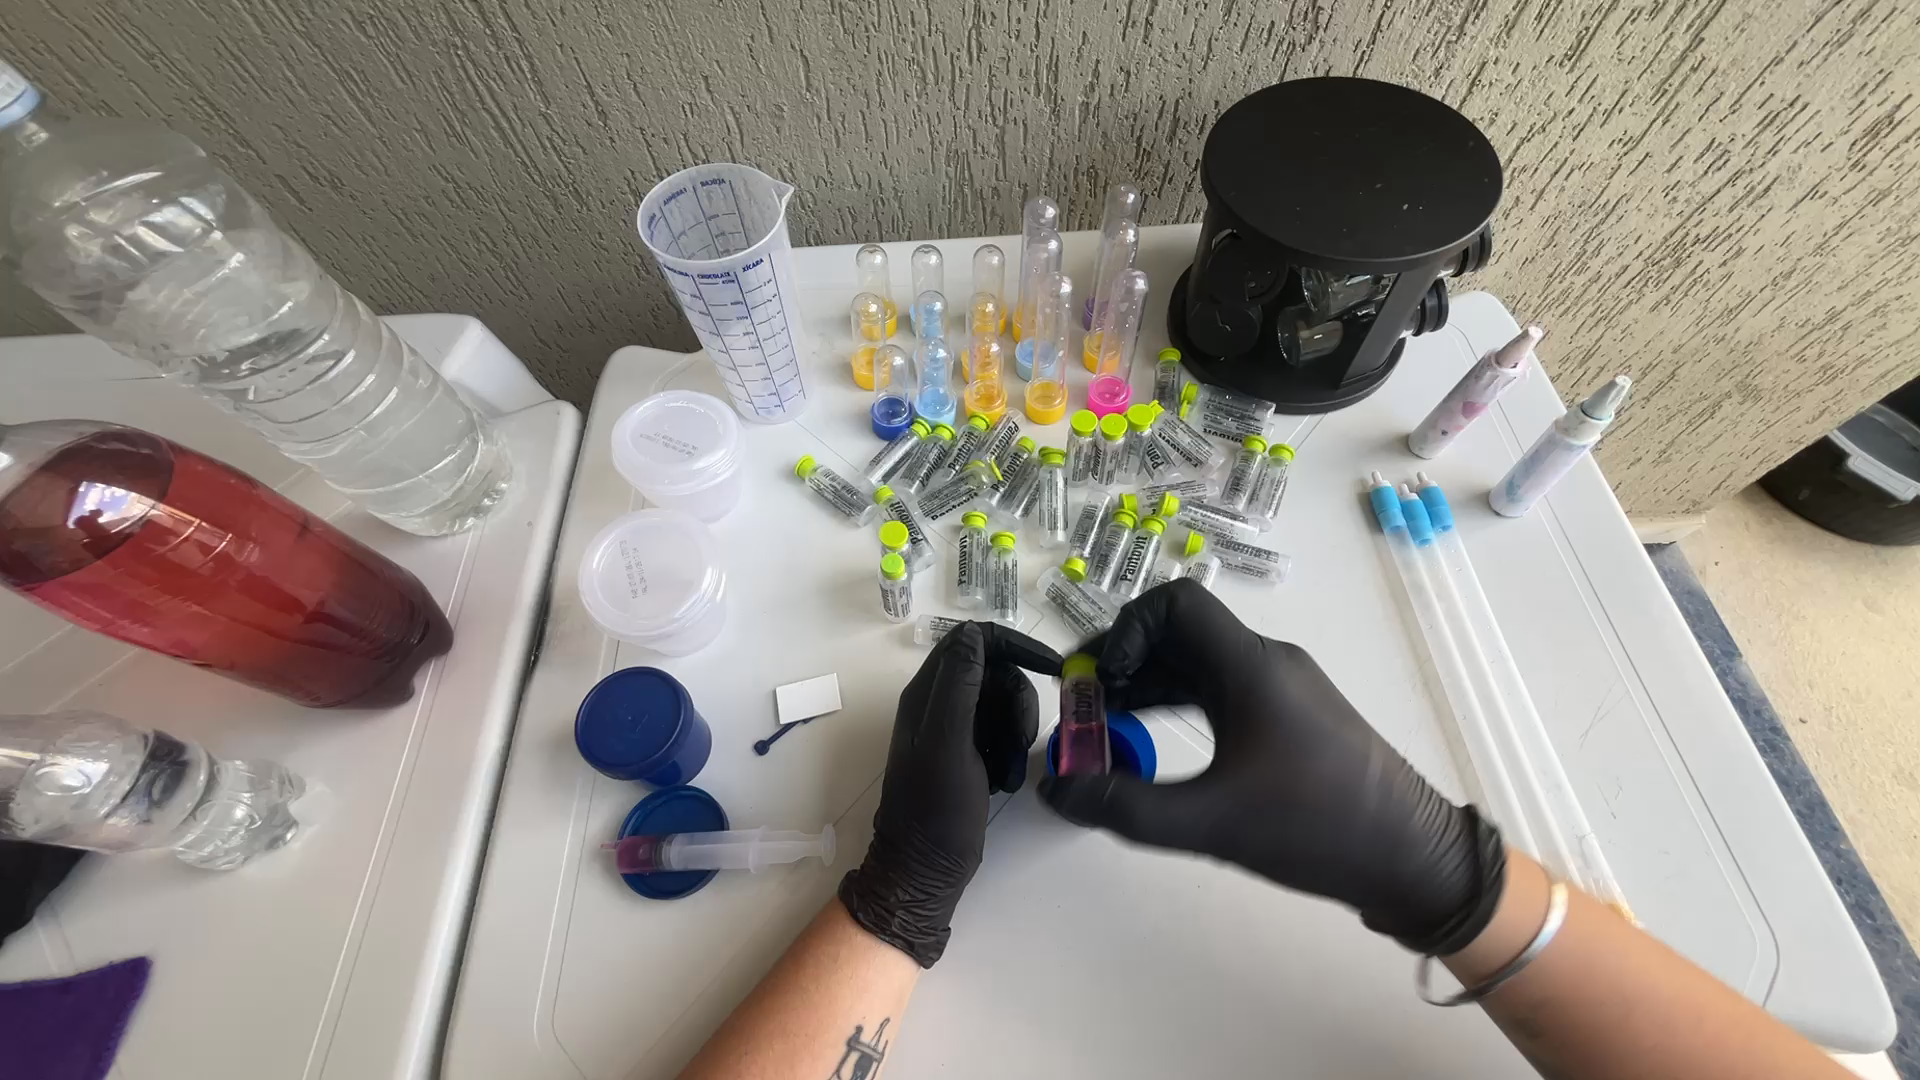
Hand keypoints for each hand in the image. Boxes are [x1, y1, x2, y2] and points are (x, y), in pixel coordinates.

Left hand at [839, 621, 1061, 966]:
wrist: (926, 871)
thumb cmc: (936, 809)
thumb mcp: (948, 742)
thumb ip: (959, 684)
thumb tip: (973, 633)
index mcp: (927, 692)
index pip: (974, 640)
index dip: (1014, 646)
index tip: (1052, 668)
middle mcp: (938, 702)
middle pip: (995, 672)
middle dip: (1017, 702)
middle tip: (1018, 738)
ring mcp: (952, 728)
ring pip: (1001, 702)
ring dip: (1015, 731)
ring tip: (1006, 767)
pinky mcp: (966, 752)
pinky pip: (1000, 731)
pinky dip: (1009, 751)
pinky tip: (1002, 779)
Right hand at [1037, 579, 1504, 954]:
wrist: (1418, 861)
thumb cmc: (1319, 829)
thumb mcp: (1213, 825)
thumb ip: (1127, 807)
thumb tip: (1055, 788)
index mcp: (1250, 667)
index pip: (1176, 604)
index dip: (1126, 629)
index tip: (1101, 679)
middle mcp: (1262, 662)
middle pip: (1177, 632)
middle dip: (1122, 660)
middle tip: (1084, 702)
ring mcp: (1275, 686)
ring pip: (1194, 661)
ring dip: (1144, 683)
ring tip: (1104, 723)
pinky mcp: (1282, 712)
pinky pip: (1213, 687)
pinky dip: (1173, 701)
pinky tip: (1148, 736)